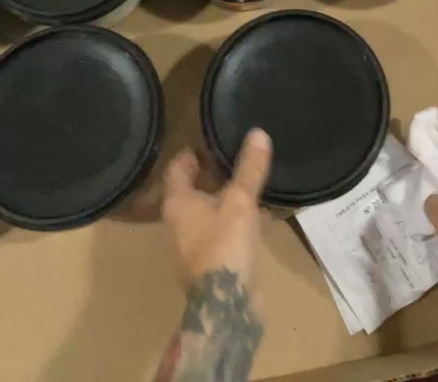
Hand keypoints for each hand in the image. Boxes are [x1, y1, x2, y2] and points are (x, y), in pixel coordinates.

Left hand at [161, 128, 271, 285]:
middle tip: (237, 157)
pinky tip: (260, 217)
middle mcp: (179, 222)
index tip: (212, 141)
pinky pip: (222, 231)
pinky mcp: (210, 262)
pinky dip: (236, 220)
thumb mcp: (240, 200)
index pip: (177, 168)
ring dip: (227, 198)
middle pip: (192, 189)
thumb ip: (249, 168)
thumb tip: (258, 132)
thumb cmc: (224, 245)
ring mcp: (193, 245)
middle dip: (213, 174)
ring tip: (252, 183)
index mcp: (177, 202)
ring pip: (209, 211)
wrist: (225, 305)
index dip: (193, 153)